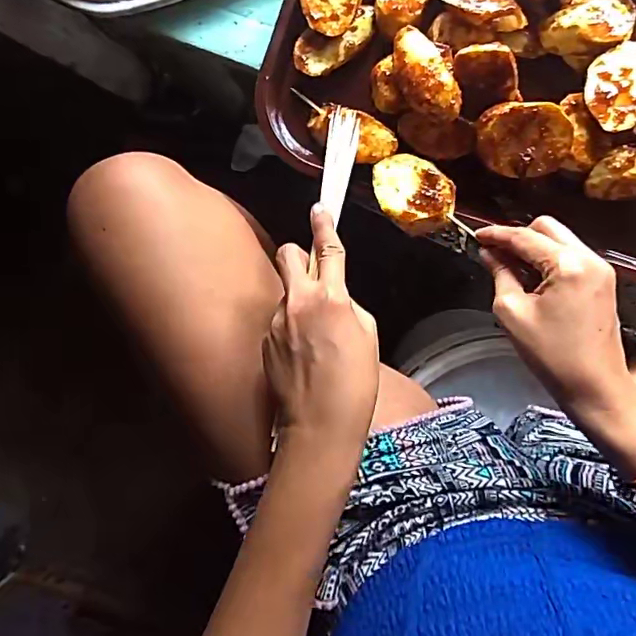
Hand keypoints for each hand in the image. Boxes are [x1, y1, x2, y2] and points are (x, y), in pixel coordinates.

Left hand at [264, 205, 380, 451]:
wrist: (320, 427)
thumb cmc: (354, 385)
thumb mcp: (368, 335)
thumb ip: (350, 307)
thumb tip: (337, 300)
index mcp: (331, 298)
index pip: (327, 248)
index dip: (325, 224)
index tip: (321, 208)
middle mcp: (298, 303)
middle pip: (289, 254)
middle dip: (298, 254)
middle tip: (312, 272)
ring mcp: (277, 322)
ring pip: (285, 292)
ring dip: (298, 301)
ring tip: (316, 337)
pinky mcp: (266, 343)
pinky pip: (279, 321)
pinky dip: (291, 328)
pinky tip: (304, 355)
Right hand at [476, 217, 635, 476]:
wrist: (596, 387)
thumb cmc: (555, 357)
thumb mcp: (513, 313)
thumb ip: (500, 274)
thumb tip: (490, 255)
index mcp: (568, 265)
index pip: (525, 236)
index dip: (497, 234)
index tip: (479, 236)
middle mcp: (589, 260)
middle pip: (546, 228)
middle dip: (518, 237)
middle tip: (495, 253)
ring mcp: (600, 270)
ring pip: (560, 240)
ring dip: (535, 248)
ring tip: (511, 269)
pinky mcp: (603, 282)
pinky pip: (571, 257)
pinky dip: (550, 261)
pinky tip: (533, 279)